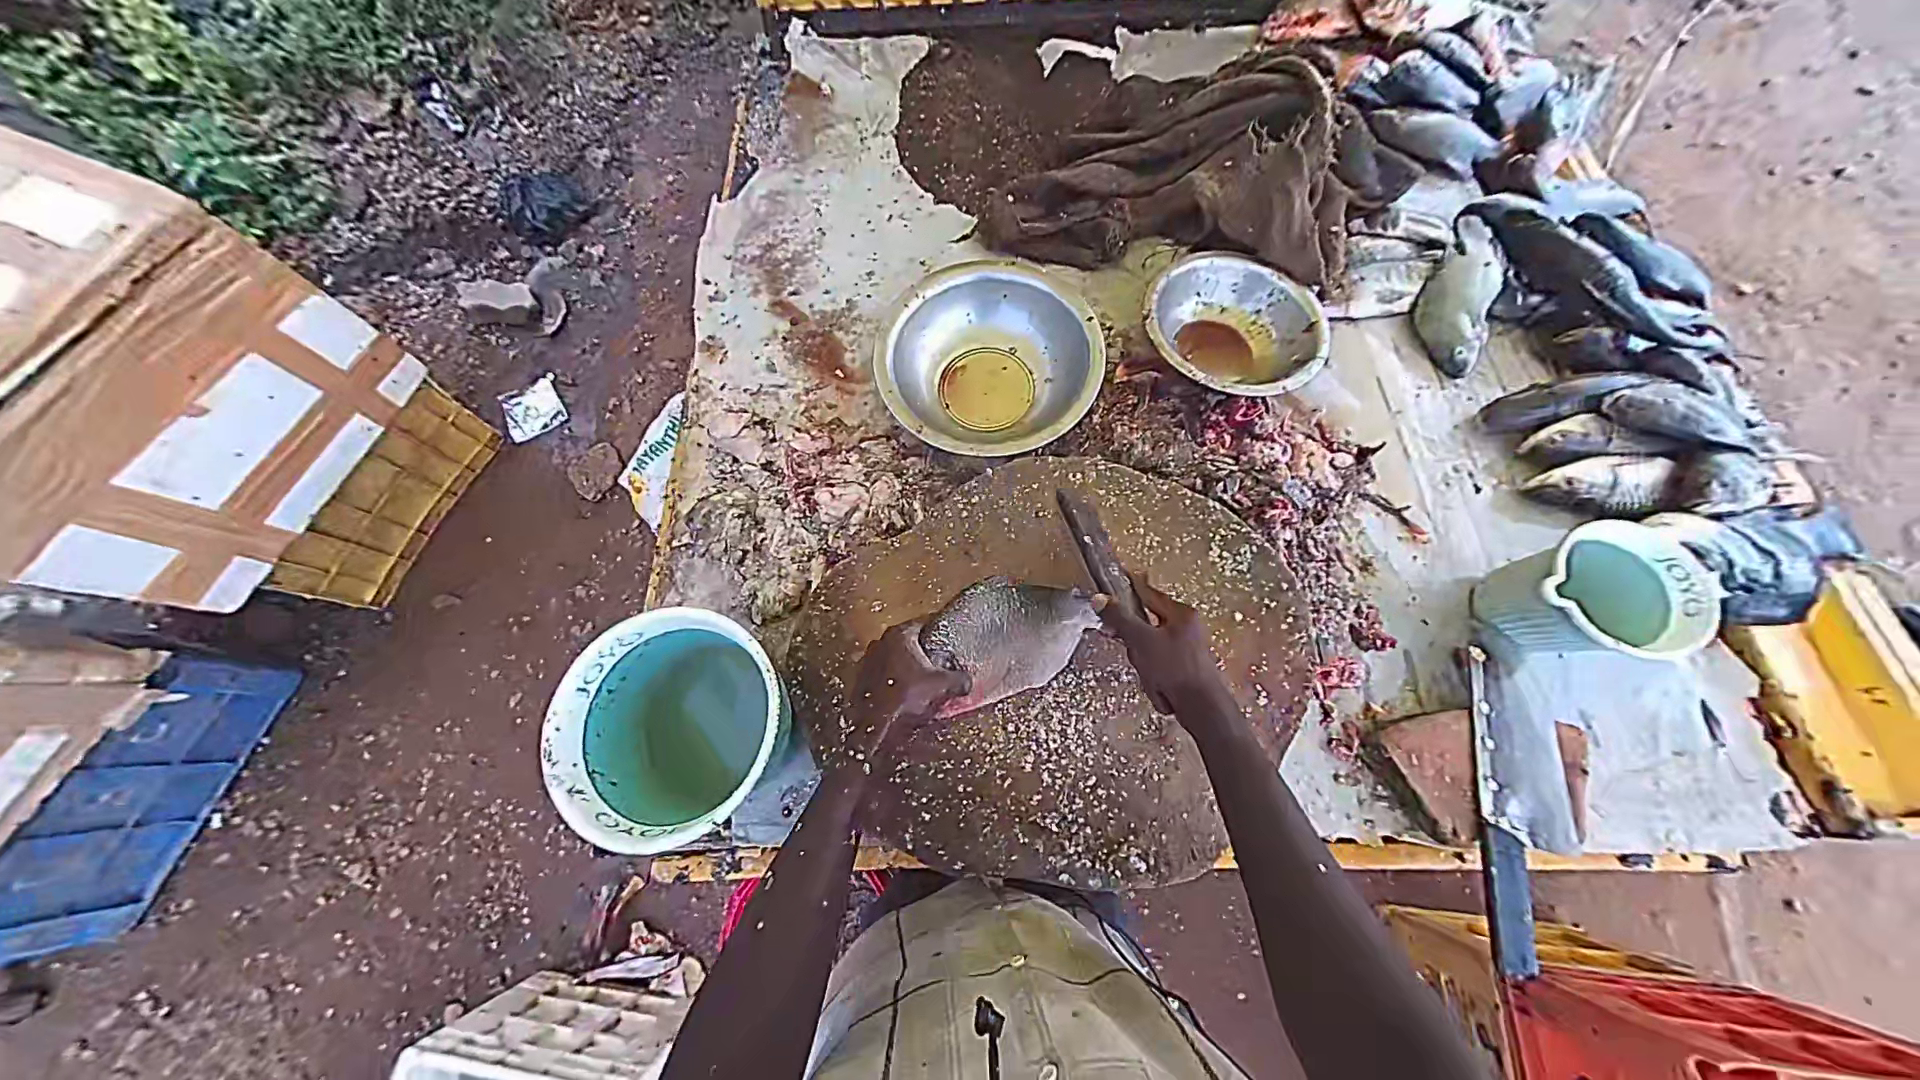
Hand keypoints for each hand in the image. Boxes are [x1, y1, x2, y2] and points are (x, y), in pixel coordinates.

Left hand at [847, 621, 970, 759]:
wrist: (875, 724)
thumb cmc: (907, 695)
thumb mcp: (942, 685)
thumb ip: (959, 680)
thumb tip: (966, 681)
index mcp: (899, 635)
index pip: (922, 623)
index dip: (936, 630)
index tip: (945, 637)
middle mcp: (879, 642)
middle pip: (906, 642)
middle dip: (920, 651)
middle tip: (935, 663)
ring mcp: (867, 661)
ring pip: (892, 659)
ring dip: (904, 668)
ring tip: (918, 682)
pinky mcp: (859, 680)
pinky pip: (882, 676)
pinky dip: (892, 682)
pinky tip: (901, 695)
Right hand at [1096, 571, 1227, 717]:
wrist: (1203, 709)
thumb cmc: (1175, 669)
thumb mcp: (1142, 641)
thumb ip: (1119, 619)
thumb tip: (1099, 599)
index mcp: (1181, 614)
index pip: (1149, 593)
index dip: (1130, 588)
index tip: (1116, 580)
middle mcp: (1186, 628)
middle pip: (1145, 626)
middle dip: (1137, 645)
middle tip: (1138, 657)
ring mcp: (1186, 650)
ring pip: (1149, 649)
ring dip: (1145, 666)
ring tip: (1154, 680)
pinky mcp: (1184, 669)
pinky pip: (1158, 667)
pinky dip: (1155, 679)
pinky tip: (1160, 690)